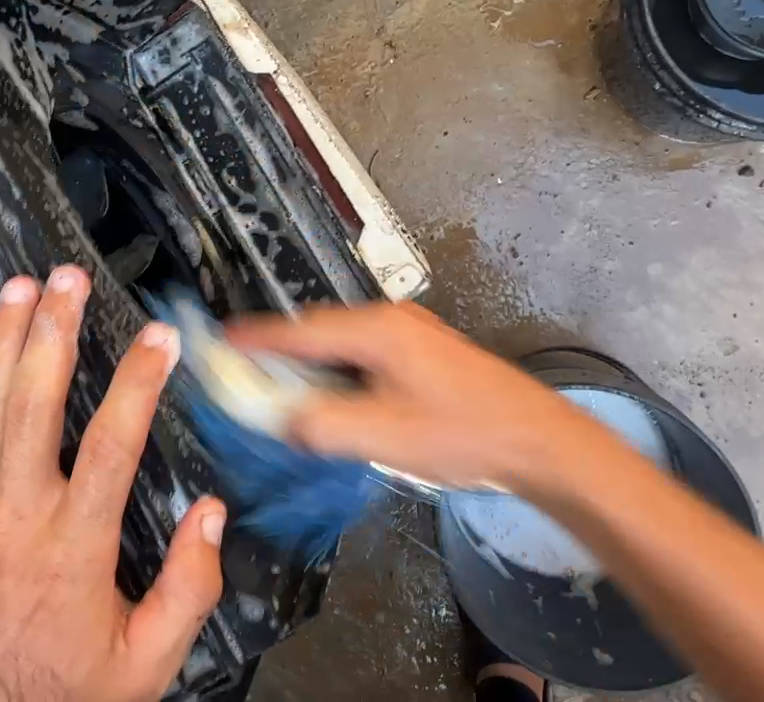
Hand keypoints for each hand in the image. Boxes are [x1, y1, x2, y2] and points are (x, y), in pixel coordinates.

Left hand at [0, 267, 227, 701]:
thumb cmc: (58, 689)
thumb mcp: (143, 663)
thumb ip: (187, 588)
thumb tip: (212, 513)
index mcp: (73, 544)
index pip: (112, 446)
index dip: (138, 383)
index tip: (162, 338)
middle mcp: (19, 510)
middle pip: (33, 404)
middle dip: (53, 332)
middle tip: (67, 279)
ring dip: (4, 339)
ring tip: (19, 286)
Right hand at [226, 302, 587, 491]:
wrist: (542, 442)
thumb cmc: (465, 434)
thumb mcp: (384, 436)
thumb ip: (322, 426)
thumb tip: (283, 420)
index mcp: (377, 331)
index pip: (300, 330)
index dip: (257, 338)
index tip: (222, 340)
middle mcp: (392, 321)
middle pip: (320, 331)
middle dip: (283, 353)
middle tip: (251, 376)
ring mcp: (413, 334)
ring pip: (344, 343)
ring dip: (314, 364)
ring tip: (288, 390)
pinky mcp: (427, 353)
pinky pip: (367, 354)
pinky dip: (341, 371)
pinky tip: (340, 397)